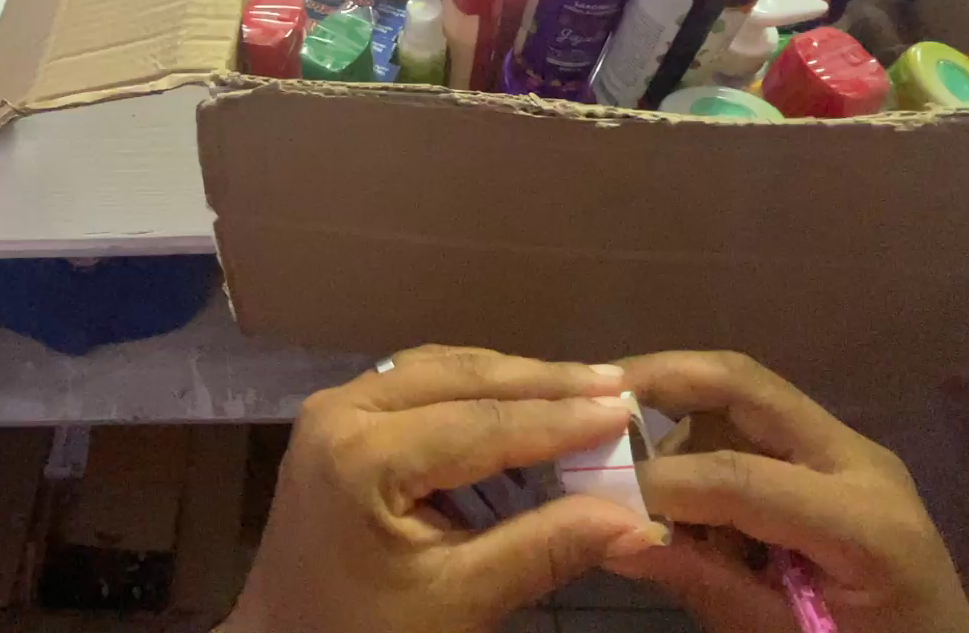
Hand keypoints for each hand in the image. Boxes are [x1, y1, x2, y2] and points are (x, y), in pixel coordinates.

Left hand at [221, 346, 665, 632]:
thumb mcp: (459, 601)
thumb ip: (545, 548)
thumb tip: (635, 519)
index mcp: (362, 456)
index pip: (479, 425)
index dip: (557, 418)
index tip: (623, 408)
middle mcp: (341, 407)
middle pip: (456, 379)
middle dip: (538, 382)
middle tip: (609, 382)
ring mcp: (333, 403)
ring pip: (436, 368)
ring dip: (506, 377)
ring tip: (574, 385)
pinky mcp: (337, 412)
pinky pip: (413, 380)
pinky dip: (468, 386)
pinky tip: (511, 396)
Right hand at [605, 351, 968, 632]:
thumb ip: (699, 582)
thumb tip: (607, 535)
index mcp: (868, 526)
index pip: (743, 477)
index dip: (663, 481)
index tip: (597, 491)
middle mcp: (858, 461)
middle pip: (741, 382)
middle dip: (659, 377)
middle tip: (593, 390)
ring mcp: (841, 447)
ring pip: (731, 394)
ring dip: (673, 421)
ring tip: (642, 480)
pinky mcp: (823, 448)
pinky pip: (740, 420)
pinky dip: (694, 442)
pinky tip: (684, 493)